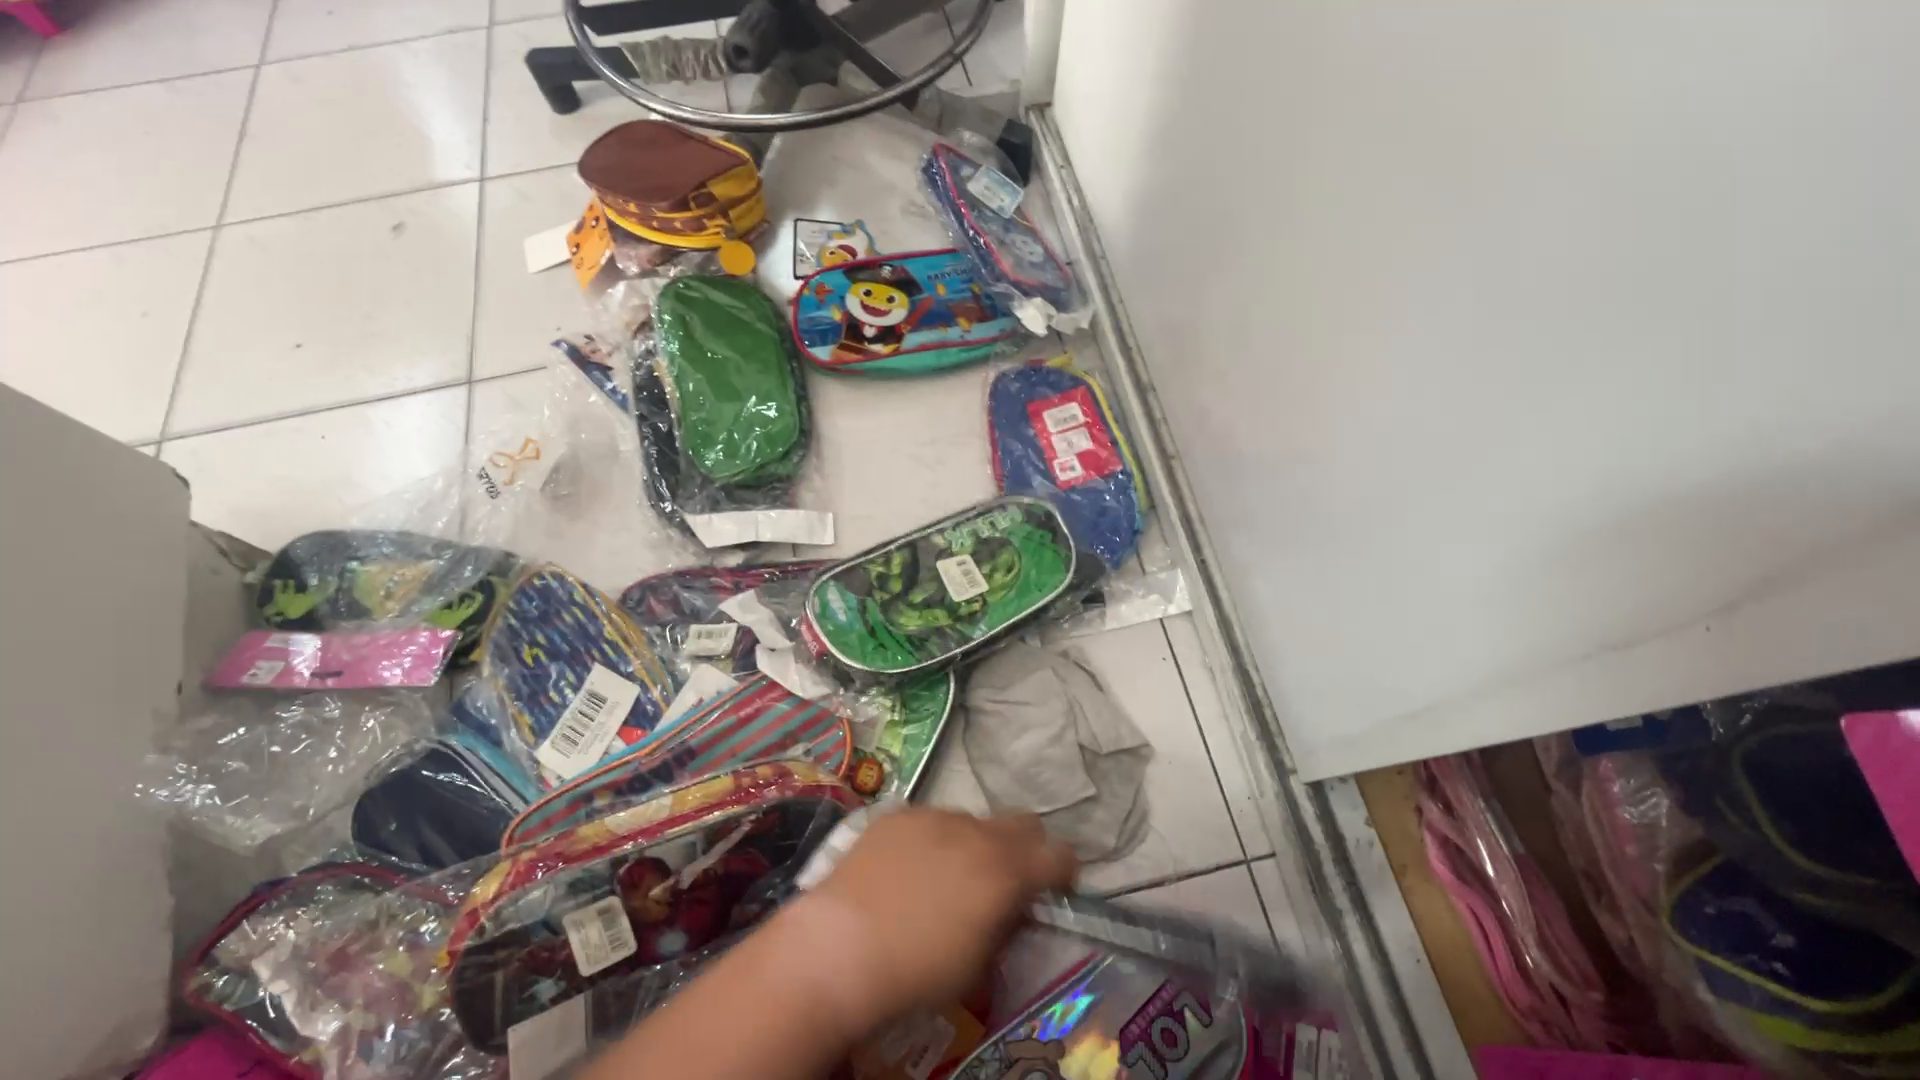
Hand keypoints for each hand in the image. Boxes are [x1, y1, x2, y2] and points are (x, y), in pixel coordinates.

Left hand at [794, 808, 1077, 1029]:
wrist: (838, 946)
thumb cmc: (916, 971)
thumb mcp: (978, 964)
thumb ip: (1006, 926)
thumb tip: (1015, 908)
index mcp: (1006, 871)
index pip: (1059, 855)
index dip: (1063, 872)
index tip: (1054, 890)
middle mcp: (976, 833)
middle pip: (1023, 824)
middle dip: (1026, 848)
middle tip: (1007, 879)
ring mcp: (934, 817)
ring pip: (973, 820)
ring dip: (975, 843)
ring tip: (946, 877)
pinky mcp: (897, 815)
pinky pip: (930, 820)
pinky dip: (933, 840)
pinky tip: (907, 869)